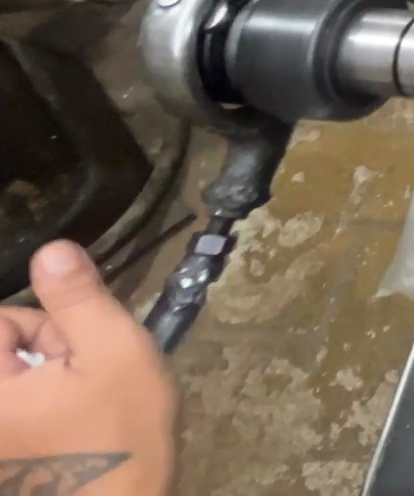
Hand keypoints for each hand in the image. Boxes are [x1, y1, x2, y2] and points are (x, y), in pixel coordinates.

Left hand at [0, 241, 174, 495]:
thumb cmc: (118, 421)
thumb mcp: (113, 350)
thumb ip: (78, 299)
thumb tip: (53, 250)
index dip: (45, 323)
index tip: (78, 347)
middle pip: (0, 348)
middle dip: (45, 350)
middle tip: (87, 374)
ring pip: (11, 374)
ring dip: (44, 376)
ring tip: (83, 399)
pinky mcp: (8, 447)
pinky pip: (20, 400)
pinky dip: (40, 401)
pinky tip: (68, 419)